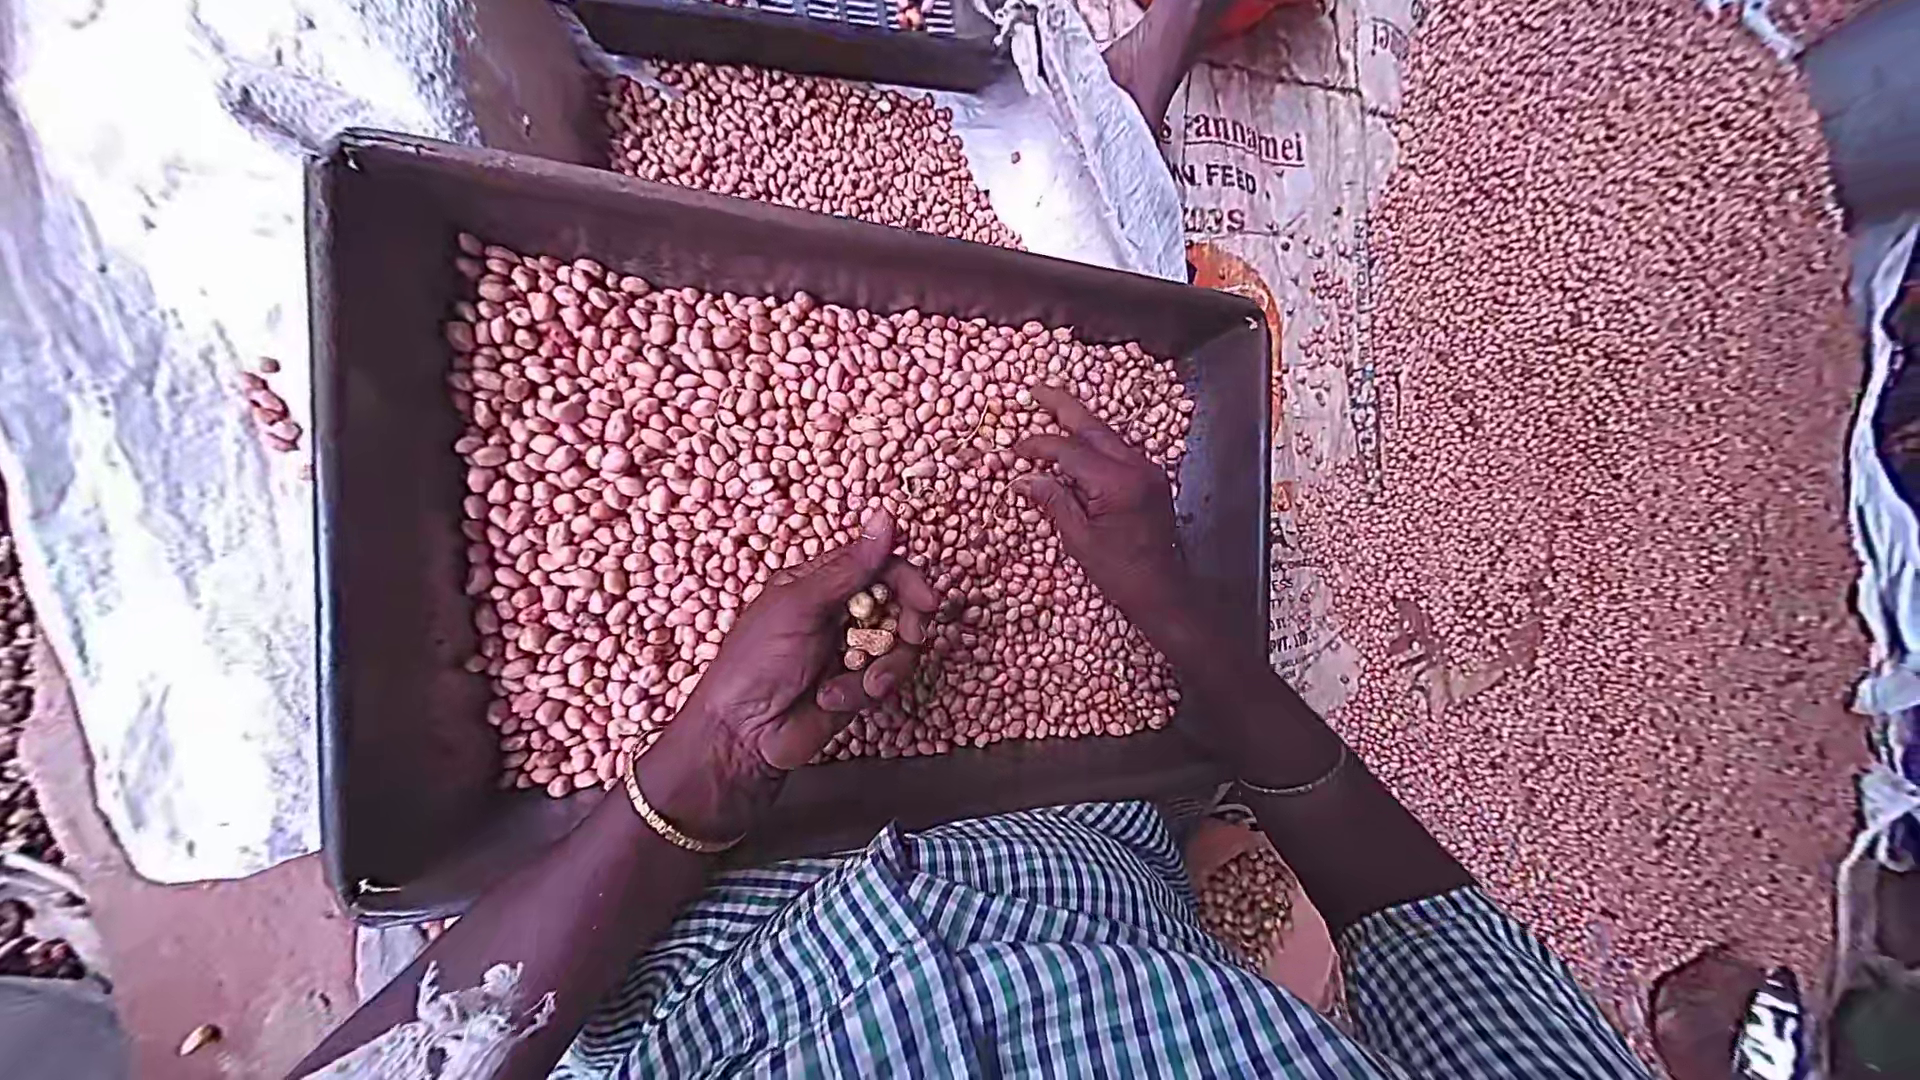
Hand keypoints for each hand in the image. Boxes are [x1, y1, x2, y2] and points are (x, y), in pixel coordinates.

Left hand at [633, 510, 935, 838]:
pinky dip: (863, 690)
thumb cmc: (755, 662)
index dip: (907, 579)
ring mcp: (852, 649)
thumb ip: (850, 567)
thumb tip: (885, 518)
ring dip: (887, 665)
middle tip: (910, 636)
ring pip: (901, 645)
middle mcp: (842, 612)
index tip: (925, 600)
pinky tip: (832, 698)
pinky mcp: (859, 684)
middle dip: (908, 623)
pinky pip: (886, 679)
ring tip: (863, 683)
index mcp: (822, 582)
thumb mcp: (801, 606)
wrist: (741, 736)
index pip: (879, 566)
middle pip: (900, 604)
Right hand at [1014, 385, 1189, 621]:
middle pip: (1093, 427)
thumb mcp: (1079, 539)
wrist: (1162, 590)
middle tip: (1036, 390)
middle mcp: (1137, 467)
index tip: (1015, 448)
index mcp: (1117, 482)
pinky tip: (1076, 444)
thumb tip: (1025, 479)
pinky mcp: (1151, 479)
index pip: (1069, 451)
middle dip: (1063, 406)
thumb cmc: (1119, 572)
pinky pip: (1117, 451)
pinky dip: (1093, 444)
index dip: (1039, 446)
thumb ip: (1054, 501)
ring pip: (1107, 435)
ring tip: (1052, 409)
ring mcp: (1148, 471)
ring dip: (1079, 423)